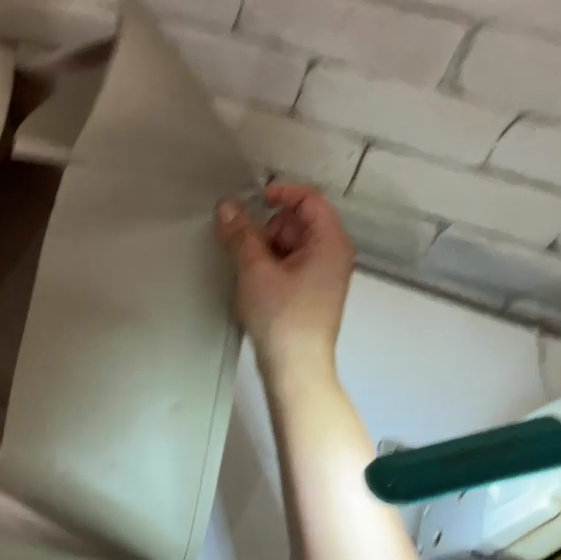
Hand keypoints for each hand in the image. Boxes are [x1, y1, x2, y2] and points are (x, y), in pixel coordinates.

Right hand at [214, 182, 354, 368]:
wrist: (295, 366)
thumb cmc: (281, 316)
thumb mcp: (255, 270)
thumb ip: (241, 234)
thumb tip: (227, 206)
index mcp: (330, 242)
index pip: (310, 199)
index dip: (281, 193)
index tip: (251, 201)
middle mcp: (333, 252)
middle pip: (299, 220)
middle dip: (268, 226)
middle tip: (245, 247)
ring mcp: (322, 272)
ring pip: (290, 242)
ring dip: (265, 246)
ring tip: (248, 269)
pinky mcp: (310, 289)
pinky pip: (289, 261)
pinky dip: (270, 262)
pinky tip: (253, 280)